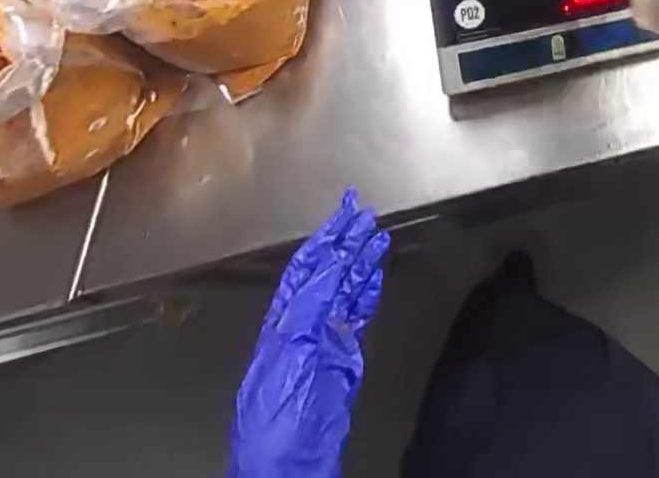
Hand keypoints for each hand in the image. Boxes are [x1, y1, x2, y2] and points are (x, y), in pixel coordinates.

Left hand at [230, 189, 389, 477]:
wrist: (288, 466)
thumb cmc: (278, 413)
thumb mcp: (290, 350)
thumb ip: (311, 303)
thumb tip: (331, 260)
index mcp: (284, 317)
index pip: (308, 263)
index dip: (327, 233)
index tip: (346, 207)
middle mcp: (304, 321)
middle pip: (329, 270)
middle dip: (347, 239)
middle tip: (367, 213)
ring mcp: (326, 337)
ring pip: (347, 287)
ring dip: (363, 260)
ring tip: (379, 236)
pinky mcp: (344, 354)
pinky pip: (359, 311)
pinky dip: (370, 288)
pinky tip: (378, 270)